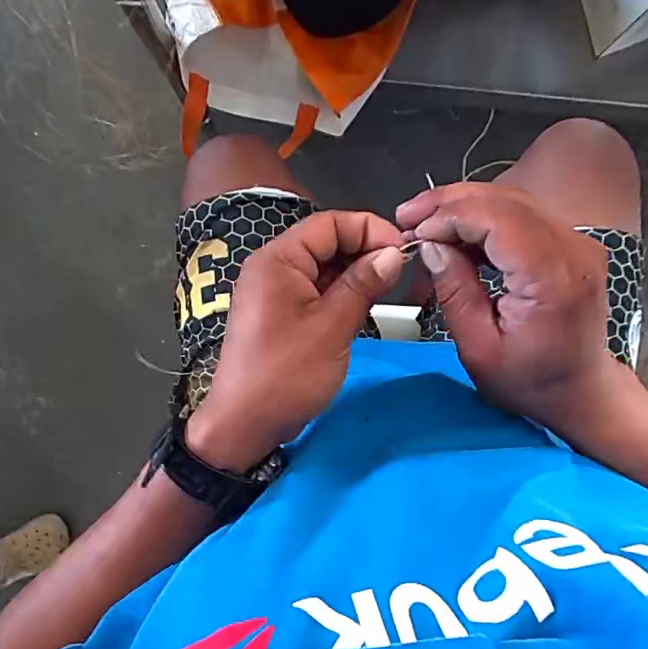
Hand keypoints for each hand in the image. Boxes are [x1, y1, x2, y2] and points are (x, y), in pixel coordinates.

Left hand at [186, 211, 408, 470]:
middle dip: (364, 253)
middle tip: (400, 272)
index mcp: (277, 260)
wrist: (244, 424)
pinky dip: (339, 298)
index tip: (403, 248)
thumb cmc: (286, 375)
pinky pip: (313, 294)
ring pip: (321, 271)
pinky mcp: (278, 318)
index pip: (328, 224)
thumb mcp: (332, 327)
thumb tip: (391, 254)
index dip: (369, 229)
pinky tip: (362, 310)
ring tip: (386, 292)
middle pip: (325, 244)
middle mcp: (271, 269)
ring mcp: (272, 295)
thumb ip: (362, 285)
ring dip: (354, 277)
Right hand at [396, 183, 634, 432]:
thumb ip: (455, 292)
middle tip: (407, 215)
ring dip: (464, 206)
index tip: (414, 232)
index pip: (499, 220)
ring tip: (423, 221)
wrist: (579, 391)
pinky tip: (454, 233)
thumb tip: (430, 246)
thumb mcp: (478, 348)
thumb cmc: (528, 381)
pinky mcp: (570, 244)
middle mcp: (573, 250)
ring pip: (513, 201)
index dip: (451, 217)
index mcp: (552, 279)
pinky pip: (522, 215)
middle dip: (450, 203)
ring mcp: (576, 242)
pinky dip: (484, 218)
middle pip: (506, 201)